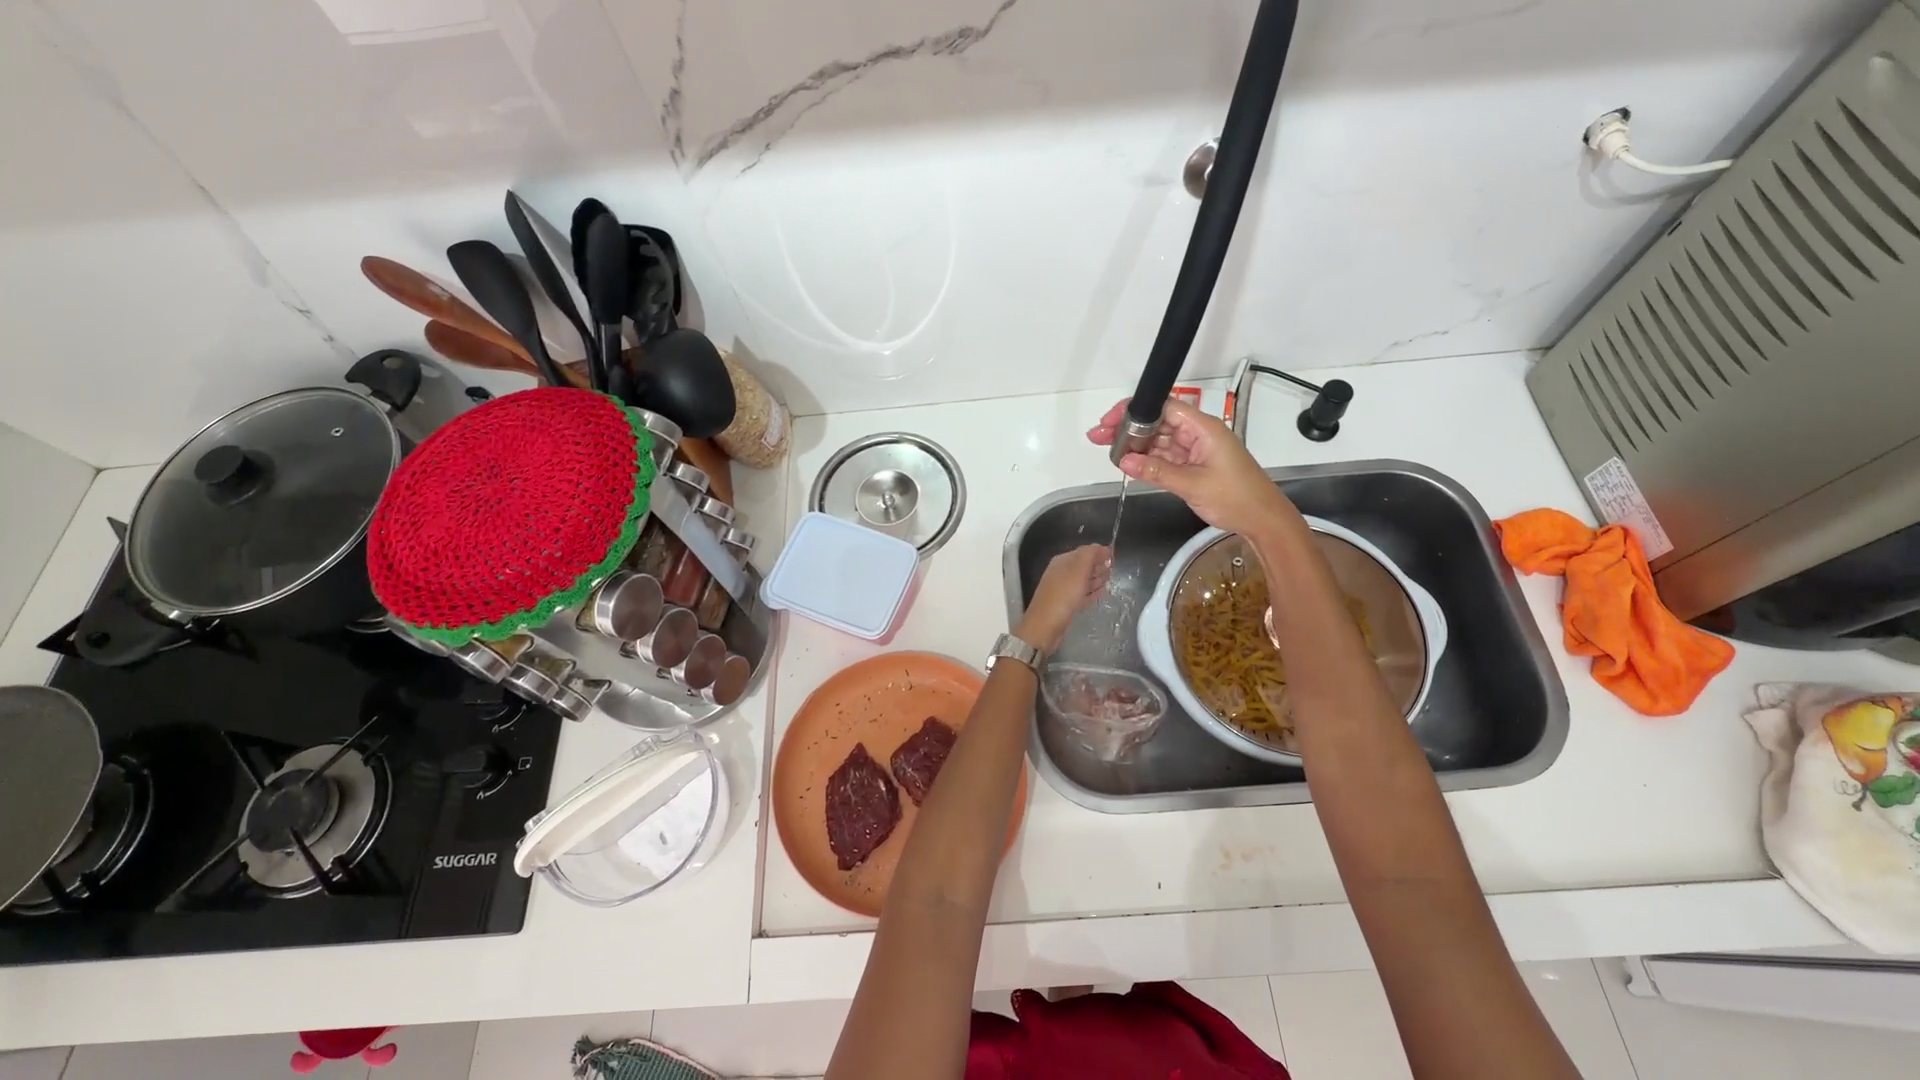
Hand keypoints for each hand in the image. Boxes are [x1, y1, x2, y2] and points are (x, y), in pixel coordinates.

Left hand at [1014, 545, 1111, 651]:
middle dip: (1099, 566)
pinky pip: (1082, 594)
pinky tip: (1102, 594)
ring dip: (1097, 579)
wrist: (1046, 626)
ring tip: (1110, 580)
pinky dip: (1092, 593)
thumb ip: (1090, 555)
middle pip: (1084, 566)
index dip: (1099, 553)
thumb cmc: (1063, 595)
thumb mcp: (1078, 570)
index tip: (1114, 557)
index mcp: (1062, 561)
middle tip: (1113, 569)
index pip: (1084, 552)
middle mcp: (1062, 573)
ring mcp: (1064, 589)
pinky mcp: (1066, 604)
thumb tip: (1100, 547)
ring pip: (1084, 580)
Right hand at [1088, 398, 1297, 537]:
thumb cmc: (1236, 497)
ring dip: (1135, 446)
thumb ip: (1156, 472)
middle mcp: (1198, 434)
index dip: (1134, 411)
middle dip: (1128, 429)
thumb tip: (1124, 462)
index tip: (1111, 421)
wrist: (1263, 520)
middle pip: (1157, 423)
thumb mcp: (1193, 484)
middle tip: (1099, 437)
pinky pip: (1165, 457)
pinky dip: (1147, 461)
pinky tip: (1128, 464)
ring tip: (1109, 452)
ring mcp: (1195, 450)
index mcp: (1203, 428)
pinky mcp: (1194, 465)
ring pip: (1159, 441)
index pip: (1163, 407)